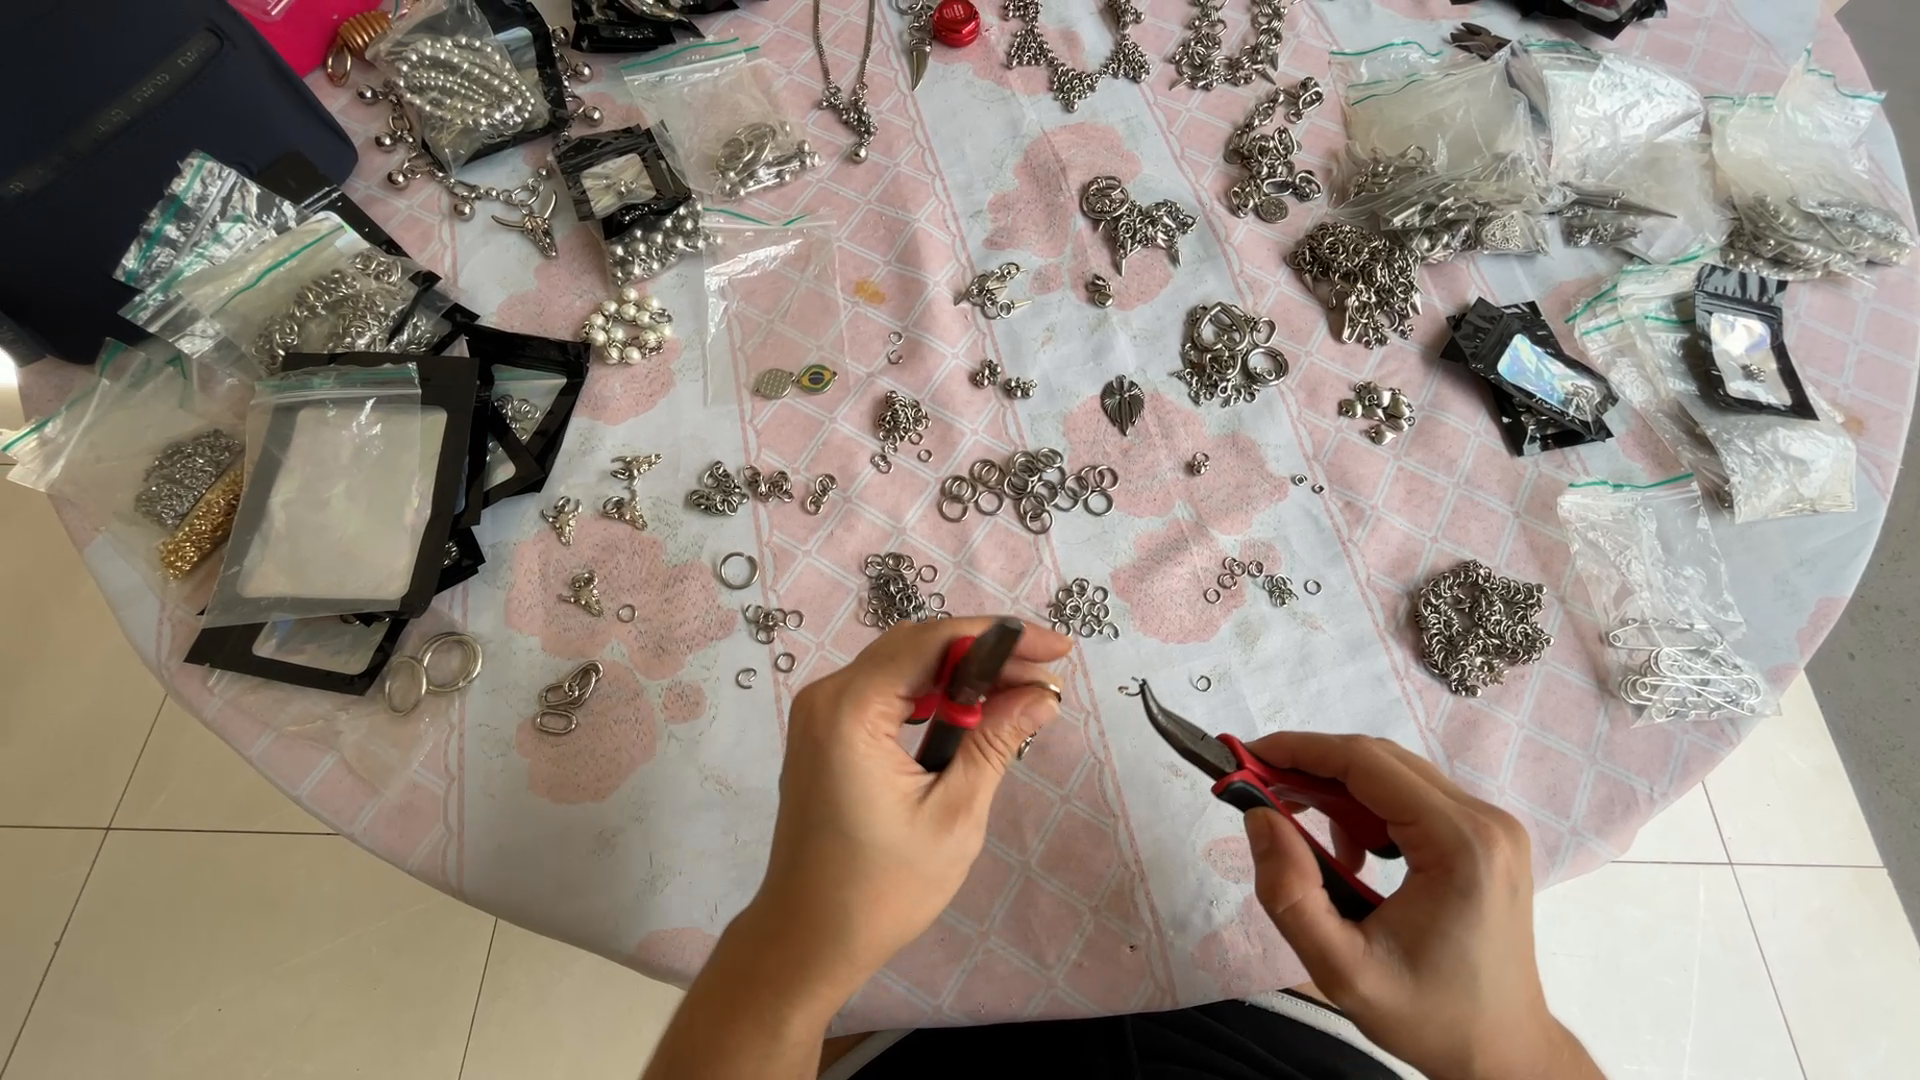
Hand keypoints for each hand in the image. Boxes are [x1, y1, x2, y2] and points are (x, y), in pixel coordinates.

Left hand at [742, 616, 1070, 1006]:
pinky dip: (930, 690)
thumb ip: (995, 742)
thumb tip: (1043, 694)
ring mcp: (821, 710)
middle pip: (917, 645)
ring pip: (902, 663)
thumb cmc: (882, 889)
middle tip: (1045, 672)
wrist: (806, 939)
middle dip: (985, 652)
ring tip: (1018, 687)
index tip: (1056, 650)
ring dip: (961, 669)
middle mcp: (828, 695)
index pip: (933, 641)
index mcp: (852, 710)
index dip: (999, 636)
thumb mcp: (954, 815)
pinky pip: (885, 688)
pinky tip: (969, 707)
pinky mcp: (825, 728)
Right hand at [1241, 735, 1599, 1079]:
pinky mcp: (1484, 834)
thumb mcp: (1341, 970)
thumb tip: (1258, 815)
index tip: (1244, 759)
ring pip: (1389, 770)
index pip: (1365, 762)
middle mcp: (1484, 820)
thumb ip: (1289, 893)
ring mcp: (1490, 824)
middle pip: (1376, 759)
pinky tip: (1348, 851)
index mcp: (1460, 845)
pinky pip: (1407, 792)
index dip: (1298, 750)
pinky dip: (1362, 805)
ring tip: (1297, 827)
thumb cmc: (1429, 1018)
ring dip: (1334, 786)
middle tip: (1258, 790)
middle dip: (1309, 766)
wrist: (1507, 1056)